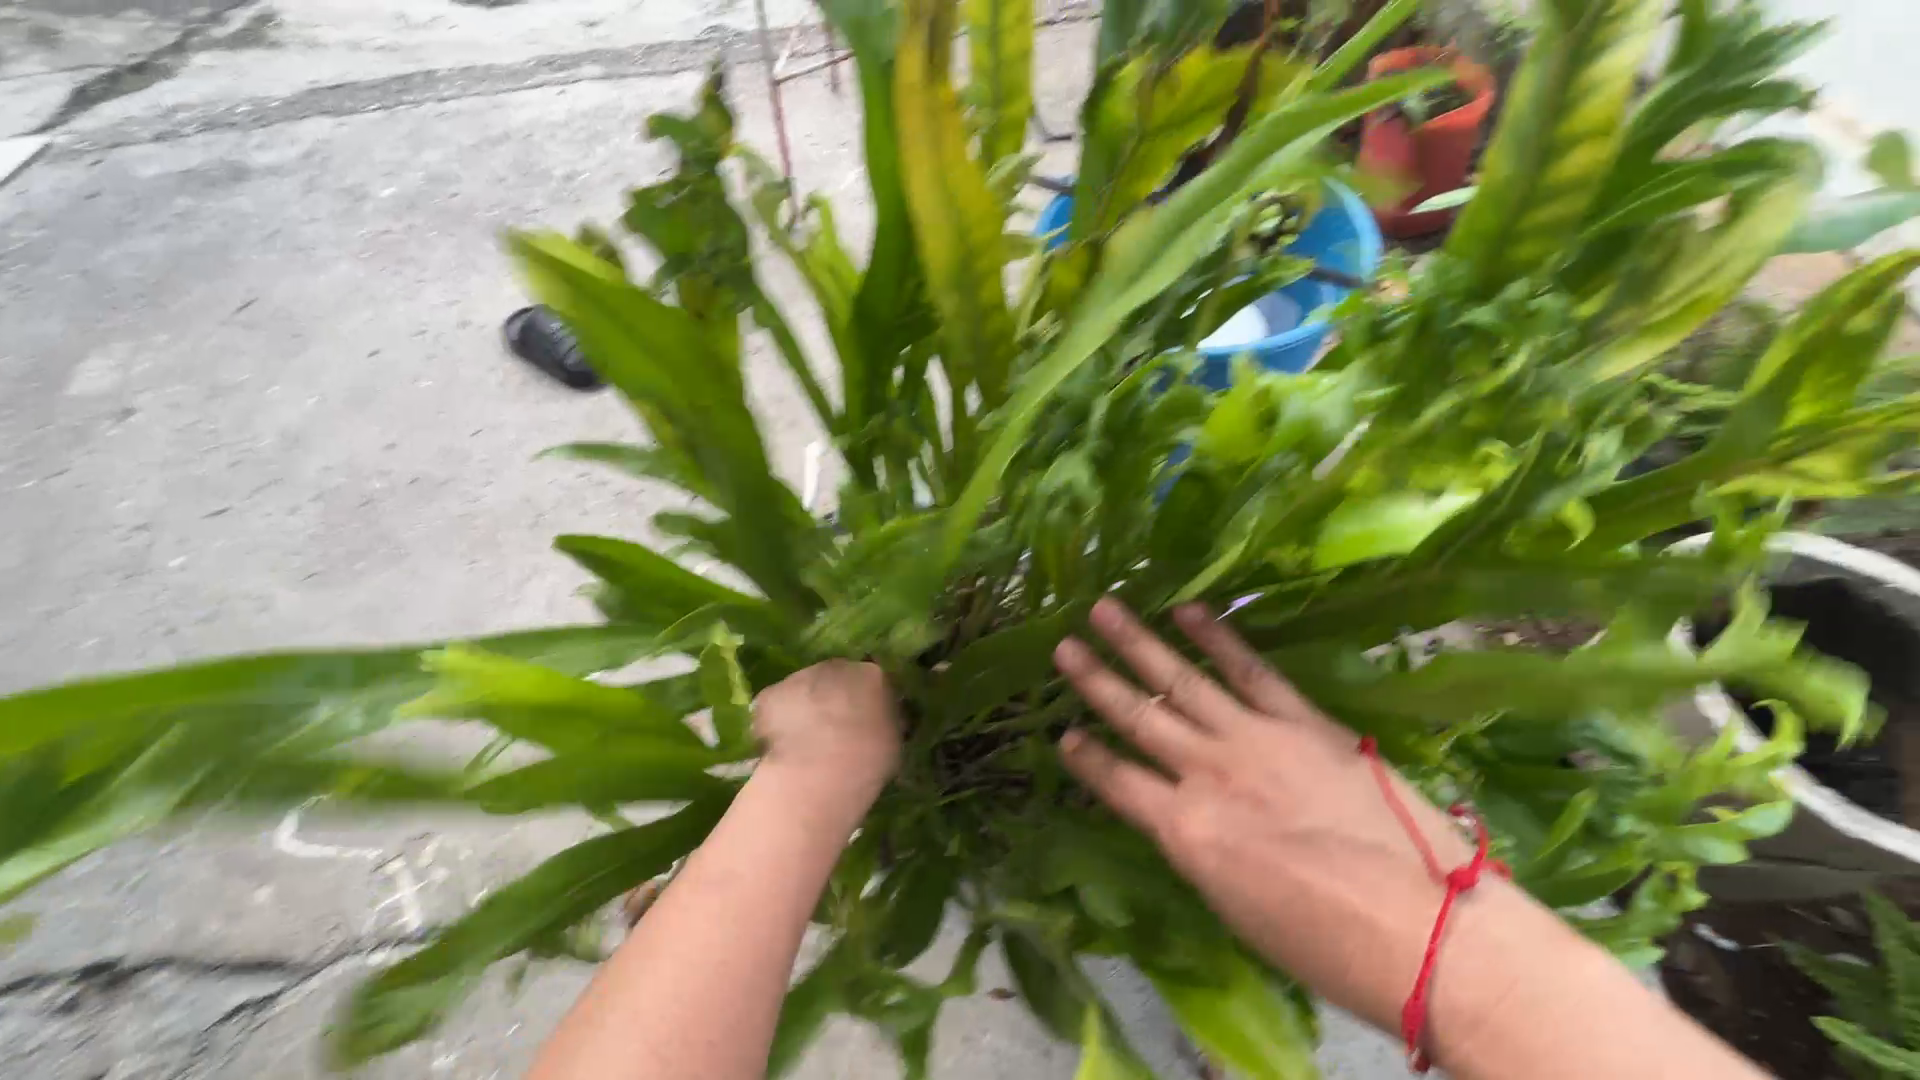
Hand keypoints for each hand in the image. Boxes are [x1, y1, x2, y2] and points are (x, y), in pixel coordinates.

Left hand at [753, 659, 901, 796]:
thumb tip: (878, 724)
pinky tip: (780, 746)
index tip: (862, 721)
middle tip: (832, 730)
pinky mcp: (770, 694)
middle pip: (834, 679)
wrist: (820, 771)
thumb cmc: (868, 760)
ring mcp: (800, 677)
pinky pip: (776, 705)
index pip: (871, 681)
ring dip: (804, 707)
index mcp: (873, 676)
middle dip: (832, 699)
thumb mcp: (892, 742)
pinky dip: (777, 721)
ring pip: (802, 689)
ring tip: (802, 742)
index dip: (864, 701)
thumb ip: (884, 723)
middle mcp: (836, 667)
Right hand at [1052, 597, 1526, 1037]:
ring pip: (1183, 681)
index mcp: (1186, 832)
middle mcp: (1208, 774)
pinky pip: (1252, 672)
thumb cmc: (1329, 948)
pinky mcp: (1305, 723)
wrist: (1432, 935)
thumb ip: (1202, 849)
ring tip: (1104, 608)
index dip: (1088, 758)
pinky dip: (1219, 639)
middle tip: (1063, 645)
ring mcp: (1256, 740)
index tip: (1064, 736)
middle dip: (1096, 681)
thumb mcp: (1237, 907)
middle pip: (1140, 718)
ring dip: (1139, 643)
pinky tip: (1191, 612)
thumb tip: (1187, 817)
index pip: (1118, 783)